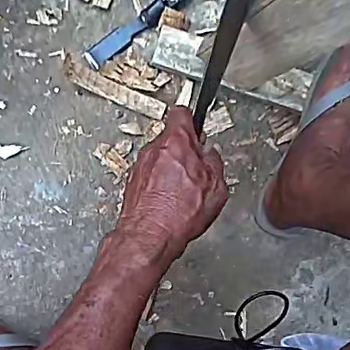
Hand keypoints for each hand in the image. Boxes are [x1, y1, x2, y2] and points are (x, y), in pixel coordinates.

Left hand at [114, 107, 228, 262]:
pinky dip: (159, 183)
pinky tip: (169, 200)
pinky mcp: (132, 181)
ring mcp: (141, 164)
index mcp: (177, 142)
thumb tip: (211, 156)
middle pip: (171, 138)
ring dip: (171, 169)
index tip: (198, 132)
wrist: (150, 236)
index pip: (182, 114)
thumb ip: (215, 163)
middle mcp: (155, 148)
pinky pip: (150, 175)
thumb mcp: (216, 188)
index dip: (192, 122)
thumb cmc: (179, 214)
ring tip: (181, 191)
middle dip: (183, 152)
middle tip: (195, 170)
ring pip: (160, 158)